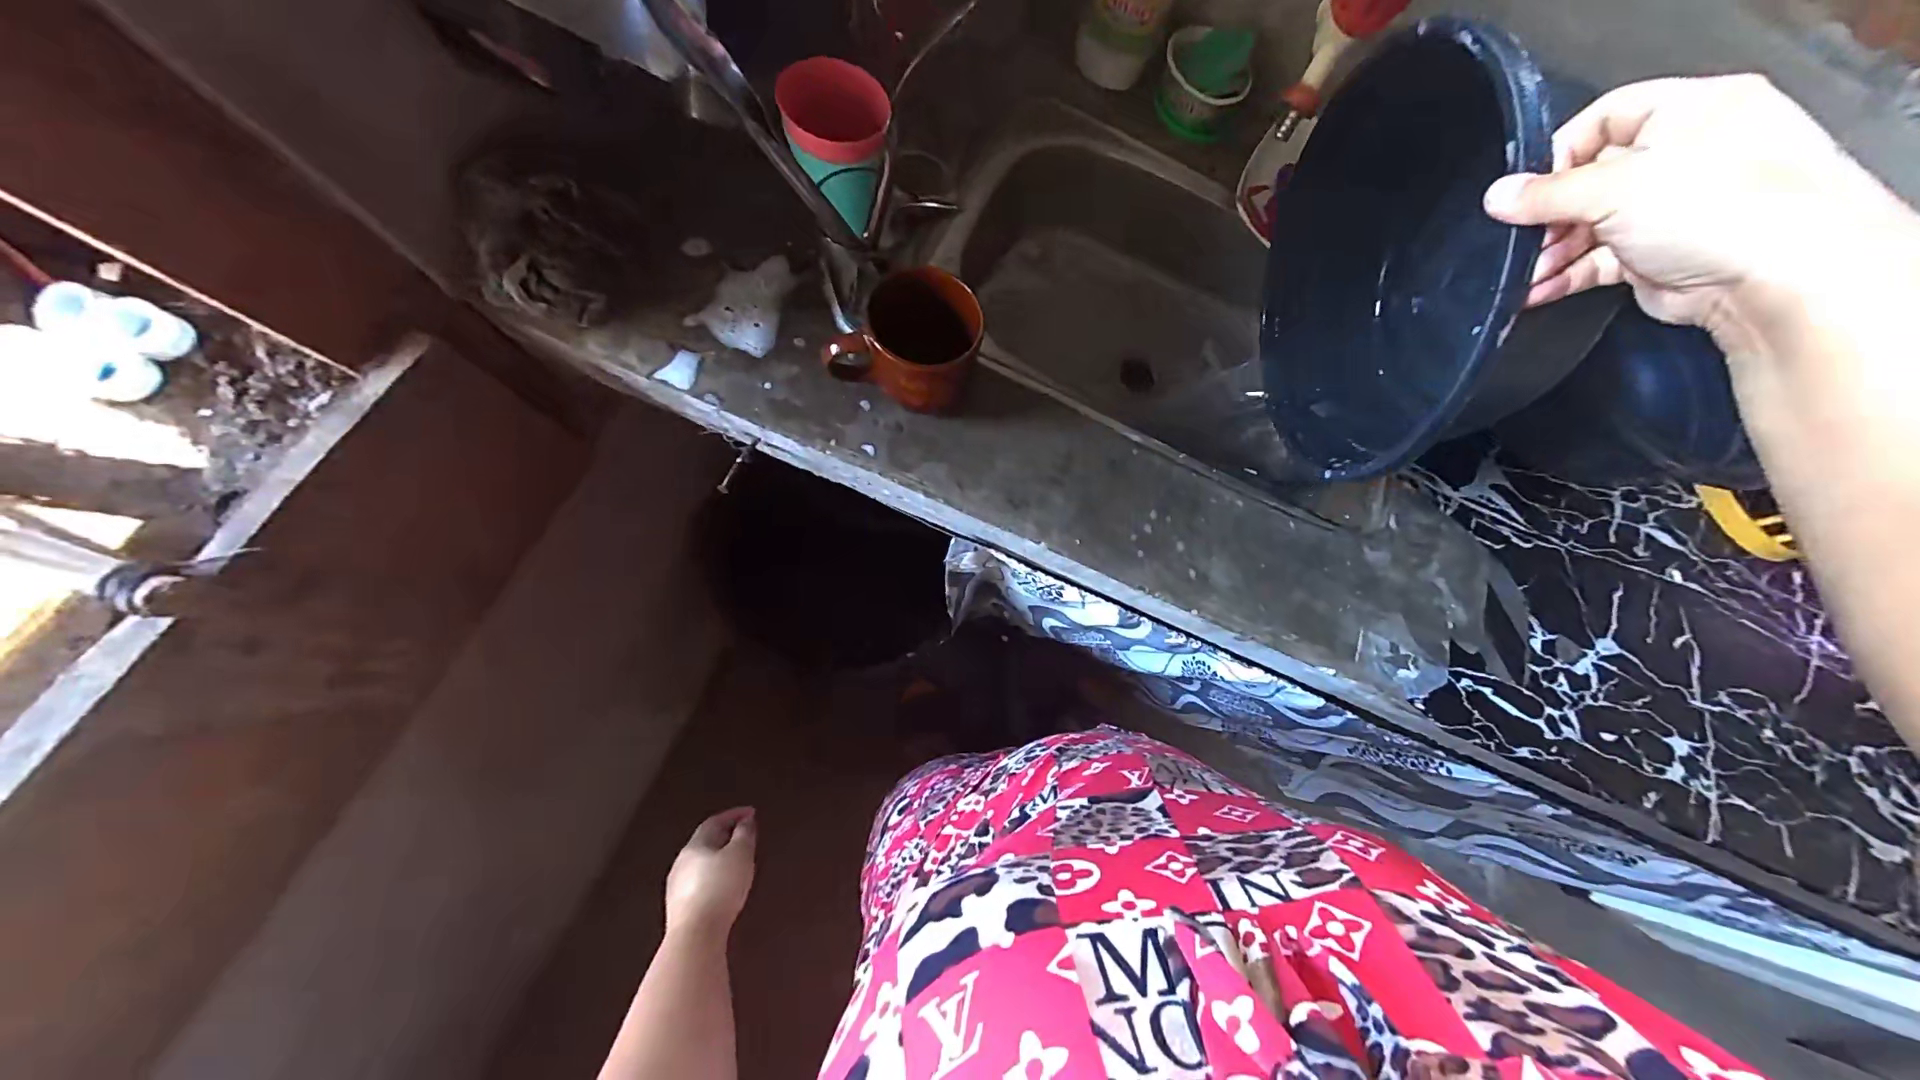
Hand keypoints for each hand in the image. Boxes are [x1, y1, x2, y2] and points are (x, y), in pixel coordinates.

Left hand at [665, 807, 756, 938]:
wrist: (696, 934)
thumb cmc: (720, 888)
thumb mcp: (741, 854)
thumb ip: (745, 834)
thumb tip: (746, 821)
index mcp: (695, 845)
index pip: (715, 821)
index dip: (734, 815)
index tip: (751, 813)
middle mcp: (682, 862)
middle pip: (706, 842)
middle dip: (726, 835)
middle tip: (745, 834)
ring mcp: (677, 886)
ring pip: (702, 863)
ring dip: (719, 857)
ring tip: (737, 861)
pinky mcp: (680, 908)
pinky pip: (700, 883)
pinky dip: (714, 877)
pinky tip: (724, 886)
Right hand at [1481, 75, 1917, 343]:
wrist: (1774, 278)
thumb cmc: (1724, 209)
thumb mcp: (1616, 187)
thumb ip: (1546, 194)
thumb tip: (1496, 196)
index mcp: (1691, 112)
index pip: (1605, 116)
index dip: (1560, 152)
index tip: (1528, 190)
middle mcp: (1684, 155)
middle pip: (1588, 178)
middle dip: (1548, 216)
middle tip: (1524, 239)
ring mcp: (1671, 207)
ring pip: (1588, 225)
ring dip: (1550, 252)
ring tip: (1526, 273)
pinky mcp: (1657, 254)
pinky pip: (1595, 260)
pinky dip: (1564, 275)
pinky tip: (1535, 291)